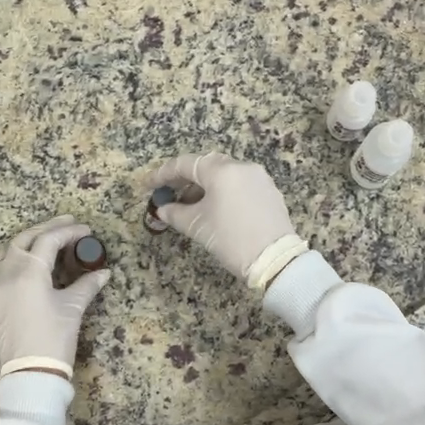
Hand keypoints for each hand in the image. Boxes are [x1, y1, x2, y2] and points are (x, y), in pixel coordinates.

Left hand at [0, 216, 110, 378]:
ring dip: (29, 241)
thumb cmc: (53, 339)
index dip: (68, 232)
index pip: (48, 241)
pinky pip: (3, 268)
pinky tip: (33, 264)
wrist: (29, 372)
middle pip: (24, 239)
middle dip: (46, 229)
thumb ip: (87, 286)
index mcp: (28, 271)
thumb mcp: (72, 309)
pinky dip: (18, 258)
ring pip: (9, 252)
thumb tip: (104, 273)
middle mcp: (8, 273)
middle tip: (67, 224)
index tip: (87, 230)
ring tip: (48, 240)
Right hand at [148, 153, 307, 289]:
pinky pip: (240, 185)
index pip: (185, 164)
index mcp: (222, 171)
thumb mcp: (198, 227)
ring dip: (205, 187)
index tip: (149, 185)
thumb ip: (175, 214)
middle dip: (185, 179)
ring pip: (225, 176)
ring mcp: (259, 179)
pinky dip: (224, 193)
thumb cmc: (232, 240)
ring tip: (190, 206)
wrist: (275, 260)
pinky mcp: (270, 193)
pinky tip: (215, 210)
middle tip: (170, 194)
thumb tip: (163, 210)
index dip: (163, 174)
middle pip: (207, 166)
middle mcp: (242, 167)